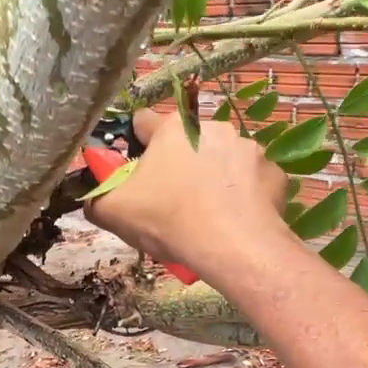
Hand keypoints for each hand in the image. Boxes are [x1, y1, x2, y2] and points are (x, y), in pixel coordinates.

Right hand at [85, 110, 291, 278]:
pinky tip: (235, 221)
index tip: (135, 168)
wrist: (233, 245)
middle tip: (171, 203)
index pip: (144, 122)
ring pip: (222, 161)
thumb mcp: (113, 212)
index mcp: (172, 129)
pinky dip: (243, 197)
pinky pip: (252, 182)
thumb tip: (94, 199)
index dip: (135, 144)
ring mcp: (248, 148)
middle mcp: (212, 128)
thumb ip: (96, 200)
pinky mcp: (273, 173)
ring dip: (213, 180)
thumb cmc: (168, 219)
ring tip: (207, 217)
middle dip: (178, 167)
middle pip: (187, 144)